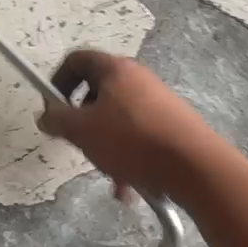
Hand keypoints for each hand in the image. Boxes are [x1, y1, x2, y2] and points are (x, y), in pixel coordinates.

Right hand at [35, 49, 223, 202]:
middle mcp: (138, 78)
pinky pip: (142, 136)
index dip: (57, 82)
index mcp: (114, 69)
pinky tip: (132, 186)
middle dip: (85, 123)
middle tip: (81, 144)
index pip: (75, 61)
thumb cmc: (134, 141)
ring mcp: (160, 102)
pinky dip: (131, 156)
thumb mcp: (83, 131)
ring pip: (119, 119)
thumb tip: (46, 116)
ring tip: (110, 176)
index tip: (54, 110)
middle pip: (97, 93)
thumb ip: (57, 120)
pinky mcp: (177, 127)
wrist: (201, 171)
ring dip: (107, 146)